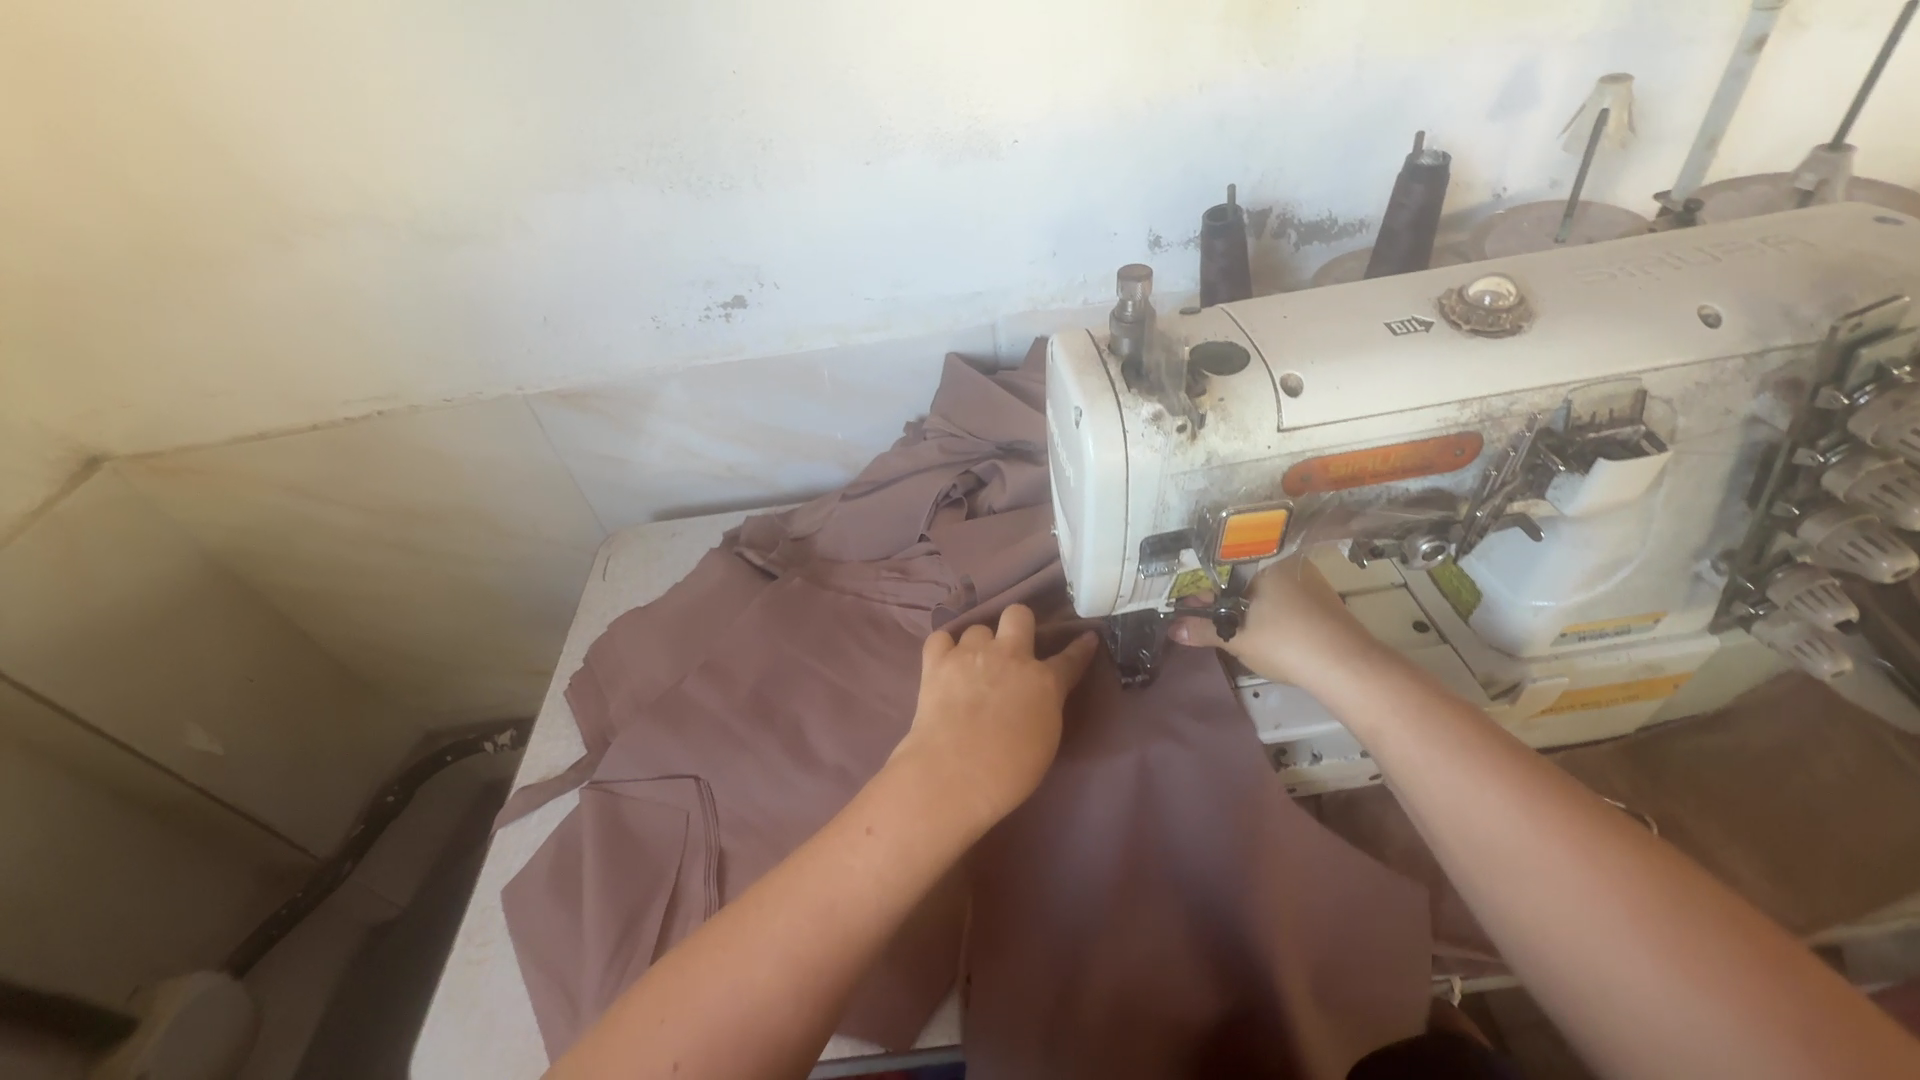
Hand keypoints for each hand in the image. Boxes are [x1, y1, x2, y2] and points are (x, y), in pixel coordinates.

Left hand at [892, 605, 1098, 833]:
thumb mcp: (1047, 738)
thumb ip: (1046, 705)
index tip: (1087, 636)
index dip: (1080, 646)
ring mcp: (971, 654)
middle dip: (1019, 624)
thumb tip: (1039, 694)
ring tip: (972, 666)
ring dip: (978, 644)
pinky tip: (945, 663)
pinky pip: (940, 638)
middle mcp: (1009, 656)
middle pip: (1018, 614)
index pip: (1070, 658)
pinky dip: (944, 648)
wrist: (956, 773)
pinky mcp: (936, 662)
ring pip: (978, 628)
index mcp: (1045, 681)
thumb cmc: (1010, 770)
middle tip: (1013, 647)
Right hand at [1168, 554, 1382, 688]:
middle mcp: (1288, 563)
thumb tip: (1173, 629)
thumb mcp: (1236, 638)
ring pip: (1263, 590)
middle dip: (1220, 597)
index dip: (1200, 588)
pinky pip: (1282, 600)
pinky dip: (1265, 612)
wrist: (1346, 666)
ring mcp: (1308, 581)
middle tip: (1202, 618)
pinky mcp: (1321, 601)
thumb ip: (1203, 630)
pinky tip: (1257, 630)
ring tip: (1224, 627)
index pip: (1222, 567)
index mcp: (1265, 561)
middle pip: (1242, 577)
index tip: (1186, 605)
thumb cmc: (1285, 642)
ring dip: (1242, 605)